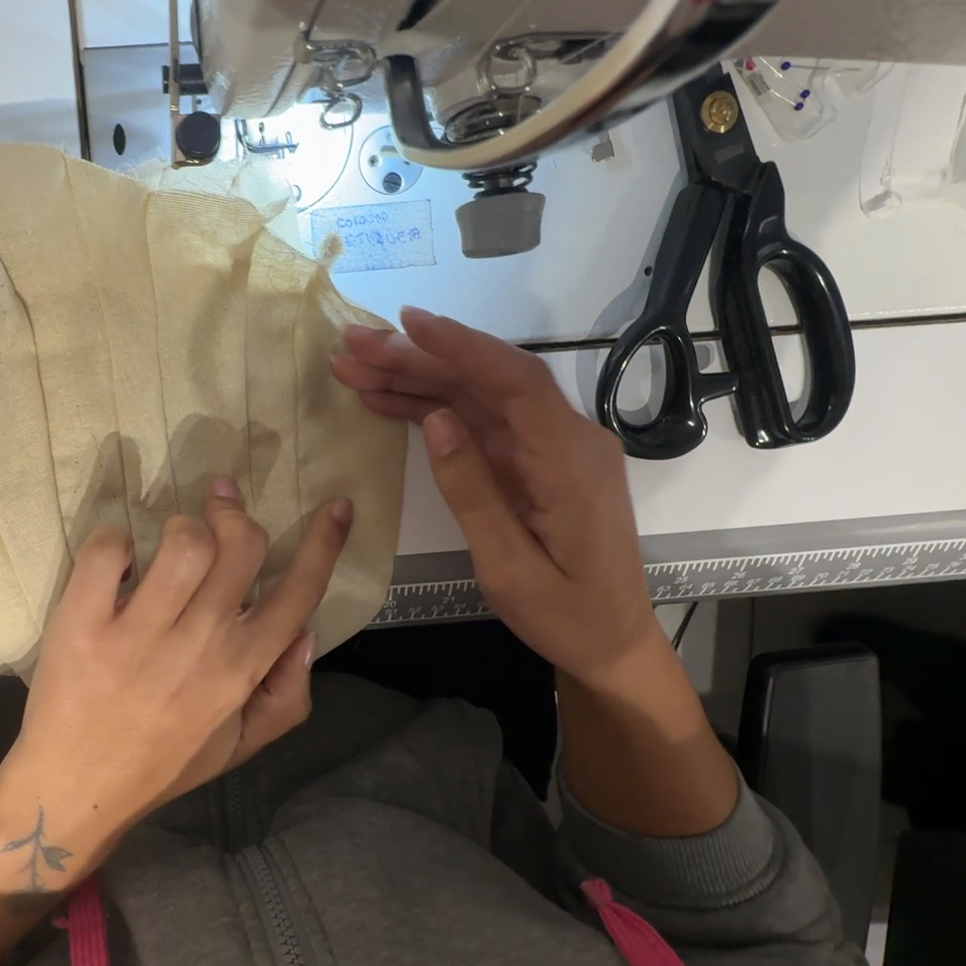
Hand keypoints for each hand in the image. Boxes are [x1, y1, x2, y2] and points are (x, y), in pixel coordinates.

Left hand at [0, 477, 352, 832]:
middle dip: (234, 514)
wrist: (74, 791)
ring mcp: (139, 634)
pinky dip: (114, 541)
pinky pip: (107, 552)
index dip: (324, 545)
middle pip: (241, 546)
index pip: (298, 594)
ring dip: (180, 527)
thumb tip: (306, 635)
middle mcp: (199, 645)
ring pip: (184, 541)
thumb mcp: (238, 747)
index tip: (336, 507)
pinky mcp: (82, 624)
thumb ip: (285, 698)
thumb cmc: (161, 764)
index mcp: (241, 670)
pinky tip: (117, 563)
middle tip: (218, 504)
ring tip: (166, 541)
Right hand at [331, 306, 659, 684]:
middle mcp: (565, 440)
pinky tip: (389, 401)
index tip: (407, 324)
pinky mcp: (532, 462)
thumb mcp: (510, 568)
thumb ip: (473, 492)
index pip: (516, 382)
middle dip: (418, 358)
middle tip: (353, 346)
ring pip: (477, 397)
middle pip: (488, 381)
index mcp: (570, 462)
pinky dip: (433, 409)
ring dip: (417, 379)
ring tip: (355, 369)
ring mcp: (548, 449)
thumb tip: (436, 421)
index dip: (461, 346)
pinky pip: (480, 424)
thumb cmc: (567, 615)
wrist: (611, 642)